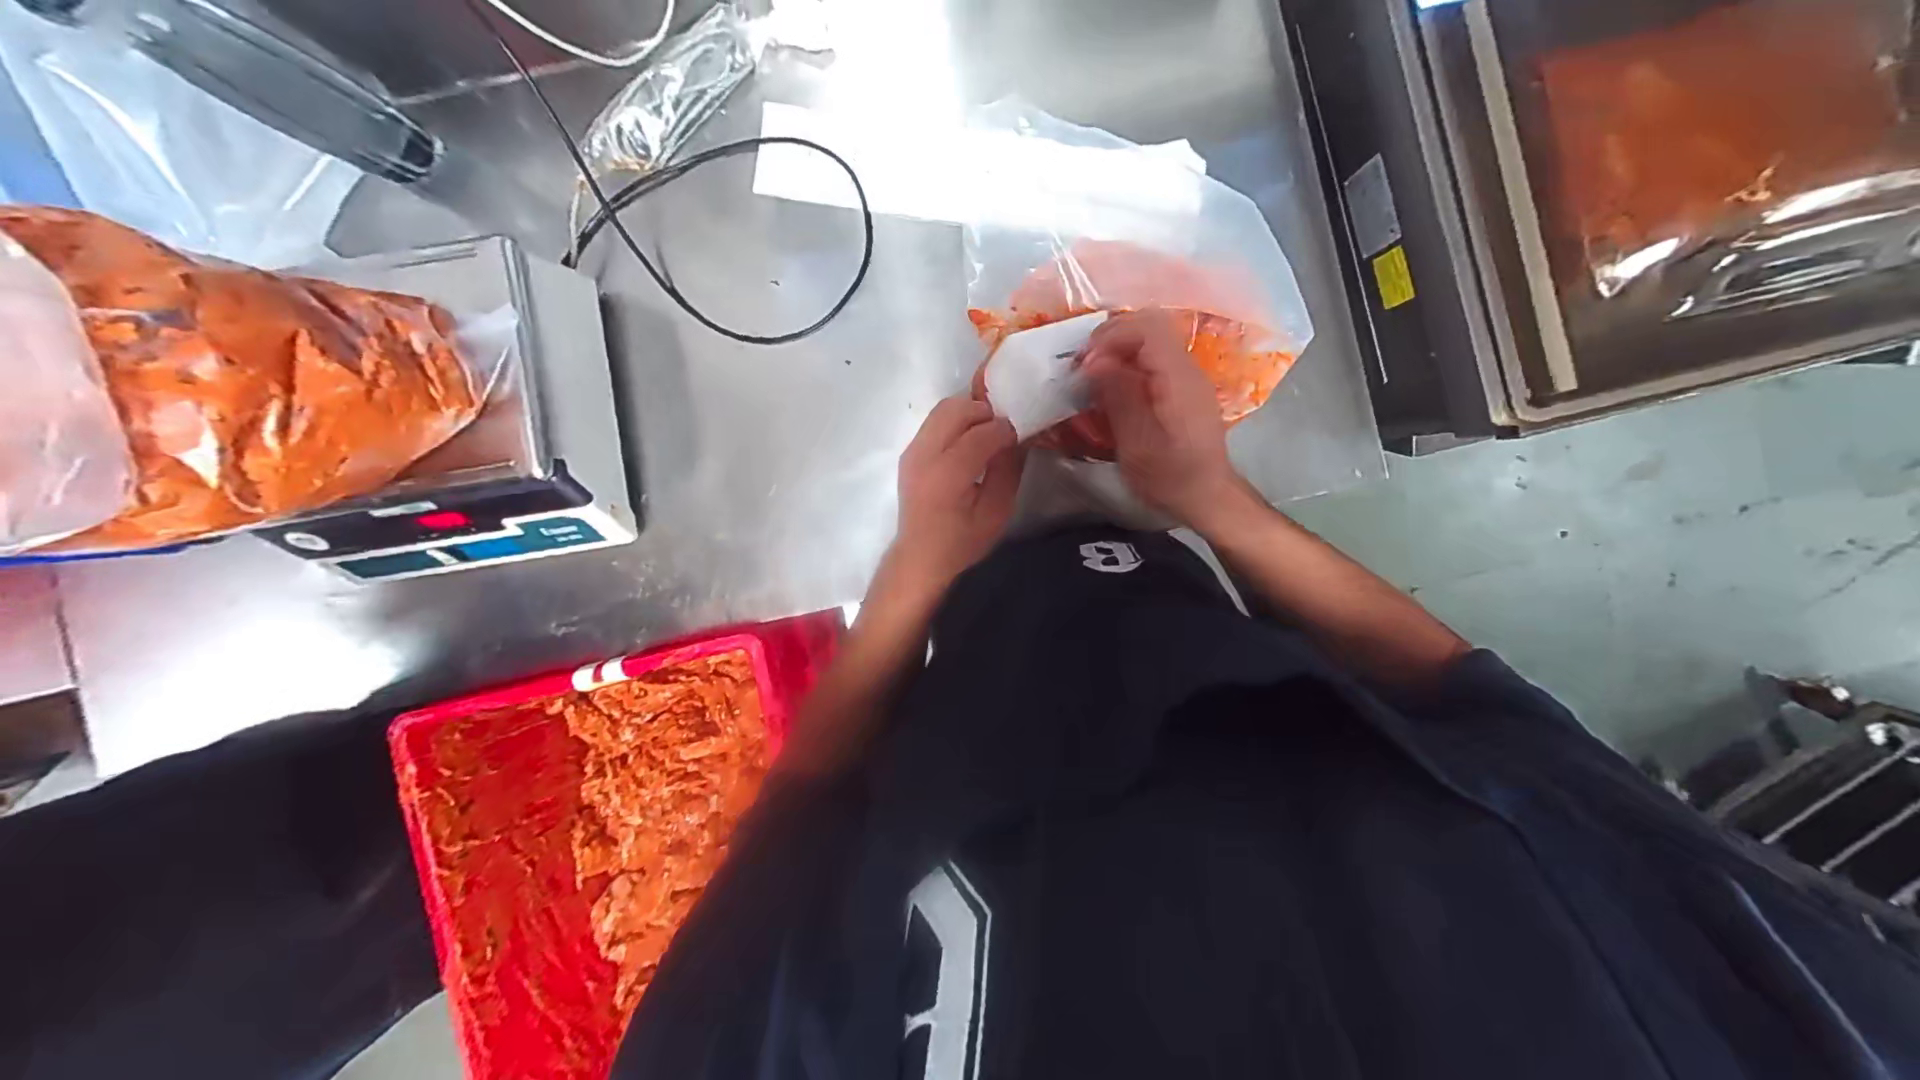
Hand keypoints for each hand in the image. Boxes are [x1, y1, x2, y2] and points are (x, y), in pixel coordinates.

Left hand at [880, 397, 1024, 606]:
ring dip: (970, 413)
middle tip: (1004, 428)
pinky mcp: (910, 451)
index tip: (1021, 433)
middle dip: (985, 412)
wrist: (919, 556)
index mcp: (945, 476)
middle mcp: (923, 456)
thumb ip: (1007, 471)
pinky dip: (956, 421)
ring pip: (943, 409)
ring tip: (988, 432)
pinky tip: (970, 439)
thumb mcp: (995, 513)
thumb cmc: (960, 542)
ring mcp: (912, 451)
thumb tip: (1019, 437)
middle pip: (956, 410)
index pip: (979, 435)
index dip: (1005, 429)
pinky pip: (935, 421)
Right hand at [1079, 310, 1254, 532]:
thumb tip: (1094, 361)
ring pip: (1149, 338)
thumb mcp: (1138, 446)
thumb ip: (1119, 398)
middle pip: (1148, 324)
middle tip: (1082, 366)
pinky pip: (1152, 357)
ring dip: (1116, 348)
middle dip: (1109, 338)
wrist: (1207, 496)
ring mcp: (1186, 375)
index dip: (1110, 337)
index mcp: (1179, 380)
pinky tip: (1111, 386)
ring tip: (1091, 375)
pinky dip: (1126, 362)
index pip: (1146, 329)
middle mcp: (1187, 368)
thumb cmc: (1171, 478)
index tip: (1084, 365)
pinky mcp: (1181, 386)